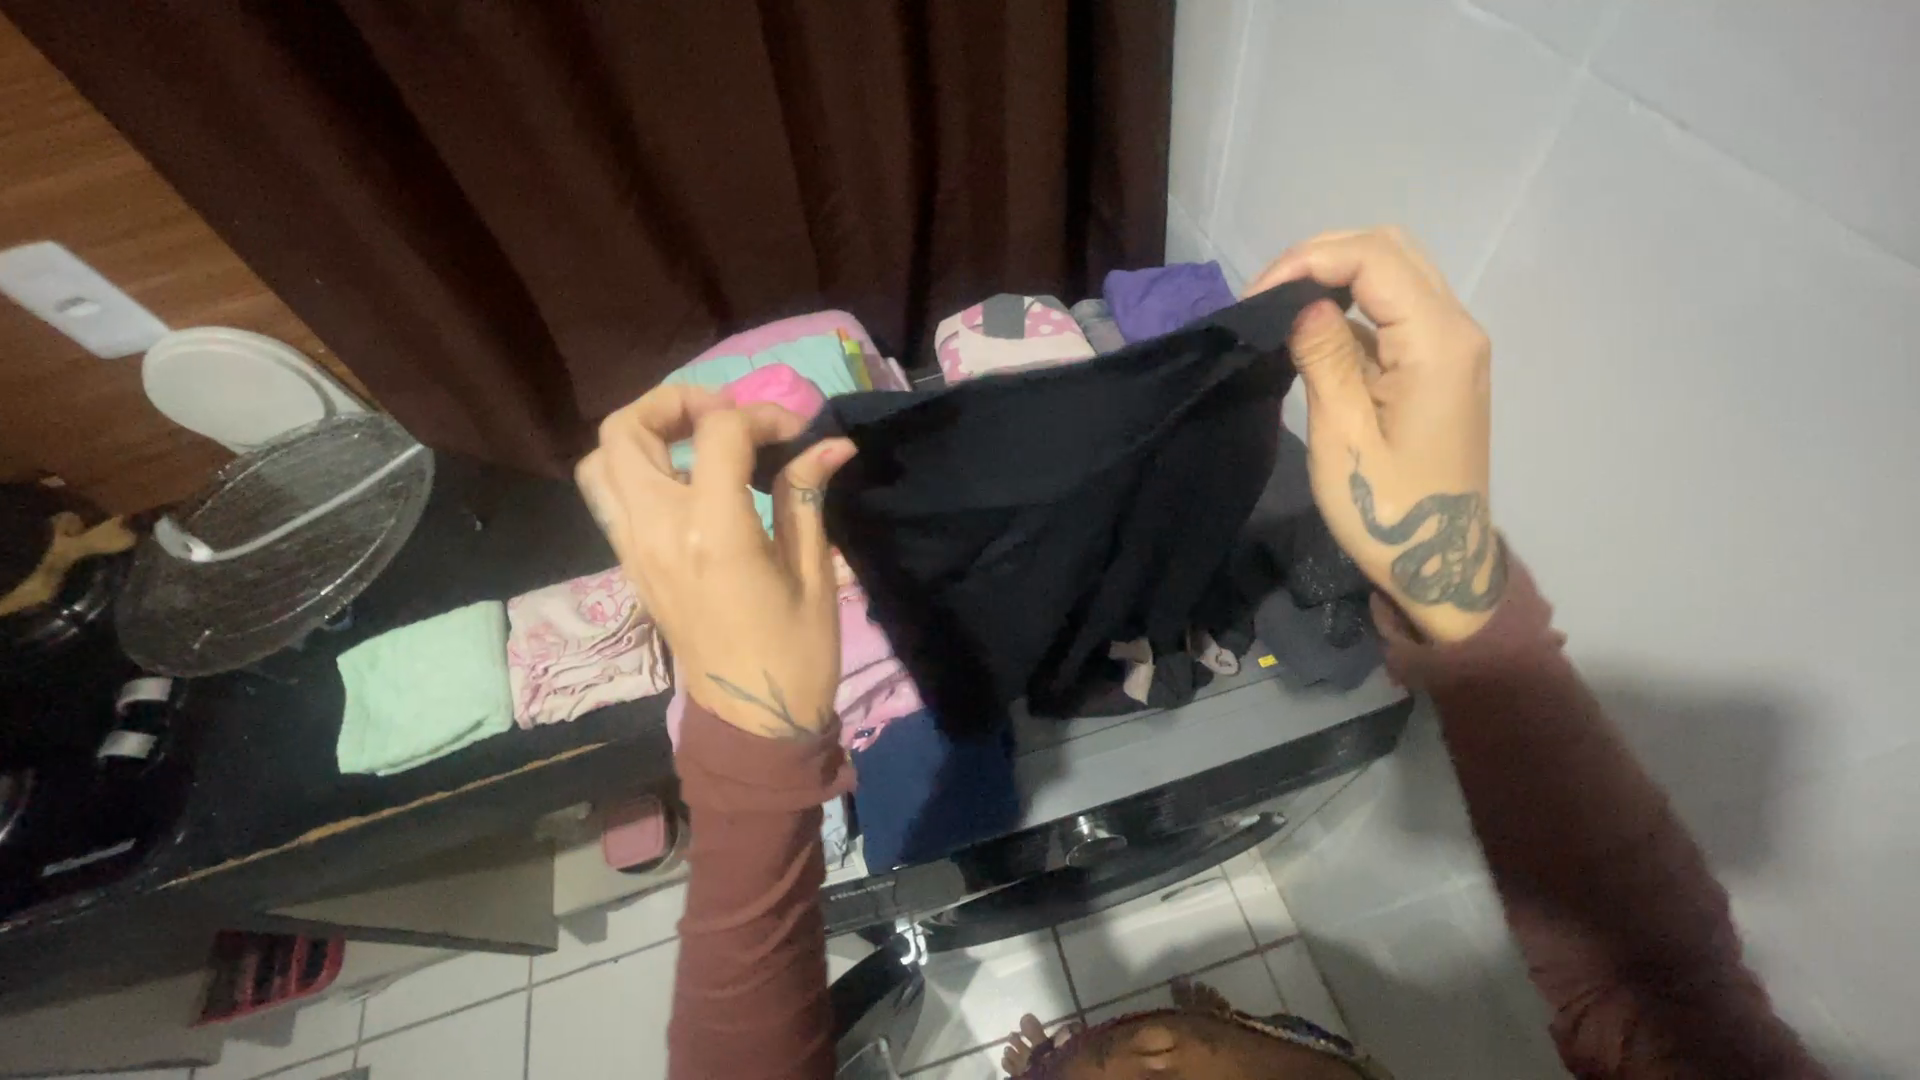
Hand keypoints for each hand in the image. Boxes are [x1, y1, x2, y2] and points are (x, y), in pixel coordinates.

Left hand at [574, 385, 855, 739]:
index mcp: (712, 531)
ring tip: (695, 441)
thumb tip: (830, 443)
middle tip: (726, 416)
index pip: (717, 432)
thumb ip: (806, 494)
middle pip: (624, 431)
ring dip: (643, 434)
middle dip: (676, 403)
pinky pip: (610, 498)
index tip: (796, 432)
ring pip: (602, 462)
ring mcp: (634, 550)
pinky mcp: (631, 567)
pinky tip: (685, 481)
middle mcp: (658, 531)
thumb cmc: (798, 650)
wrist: (754, 719)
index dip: (761, 415)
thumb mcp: (814, 572)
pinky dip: (637, 469)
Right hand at [1249, 227, 1505, 642]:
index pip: (1374, 260)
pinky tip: (1310, 328)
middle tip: (1263, 295)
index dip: (1308, 261)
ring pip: (1395, 272)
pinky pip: (1395, 309)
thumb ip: (1325, 358)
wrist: (1439, 559)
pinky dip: (1350, 303)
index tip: (1254, 297)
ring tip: (1279, 306)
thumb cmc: (1386, 508)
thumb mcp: (1343, 436)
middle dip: (1320, 257)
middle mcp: (1455, 328)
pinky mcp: (1437, 363)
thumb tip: (1302, 303)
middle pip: (1391, 250)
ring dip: (1334, 276)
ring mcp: (1451, 344)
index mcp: (1437, 343)